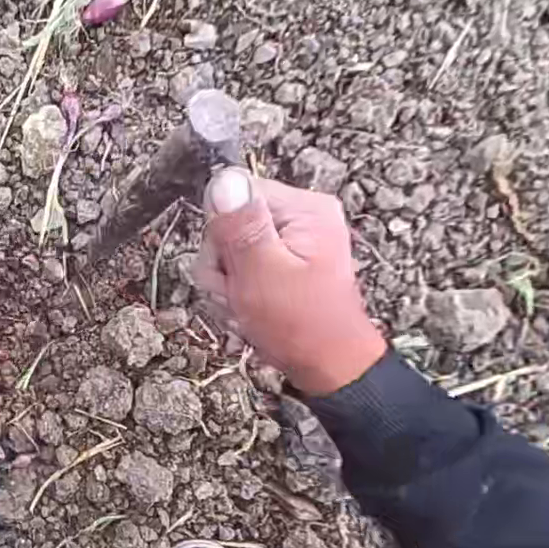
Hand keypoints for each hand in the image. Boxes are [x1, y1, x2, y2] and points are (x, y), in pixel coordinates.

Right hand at [194, 168, 386, 396]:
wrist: (327, 367)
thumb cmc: (301, 326)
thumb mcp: (263, 273)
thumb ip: (241, 227)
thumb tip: (223, 179)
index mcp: (304, 209)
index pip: (235, 195)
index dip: (221, 233)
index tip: (233, 266)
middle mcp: (300, 218)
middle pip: (228, 223)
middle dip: (222, 265)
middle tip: (240, 293)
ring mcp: (291, 242)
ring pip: (228, 250)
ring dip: (227, 283)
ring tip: (245, 306)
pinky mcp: (283, 262)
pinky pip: (240, 267)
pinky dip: (236, 291)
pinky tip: (249, 309)